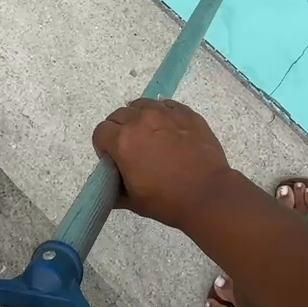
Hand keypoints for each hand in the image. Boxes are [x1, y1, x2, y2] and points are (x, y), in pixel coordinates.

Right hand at [92, 98, 235, 230]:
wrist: (206, 192)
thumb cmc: (167, 200)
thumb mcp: (133, 201)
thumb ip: (115, 189)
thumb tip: (110, 186)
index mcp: (123, 141)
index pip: (100, 131)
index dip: (103, 146)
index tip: (113, 159)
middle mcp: (141, 119)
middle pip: (119, 115)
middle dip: (119, 130)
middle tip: (131, 149)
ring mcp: (165, 112)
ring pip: (142, 105)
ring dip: (139, 118)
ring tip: (150, 136)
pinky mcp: (185, 112)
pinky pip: (166, 105)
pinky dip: (162, 114)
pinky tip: (169, 130)